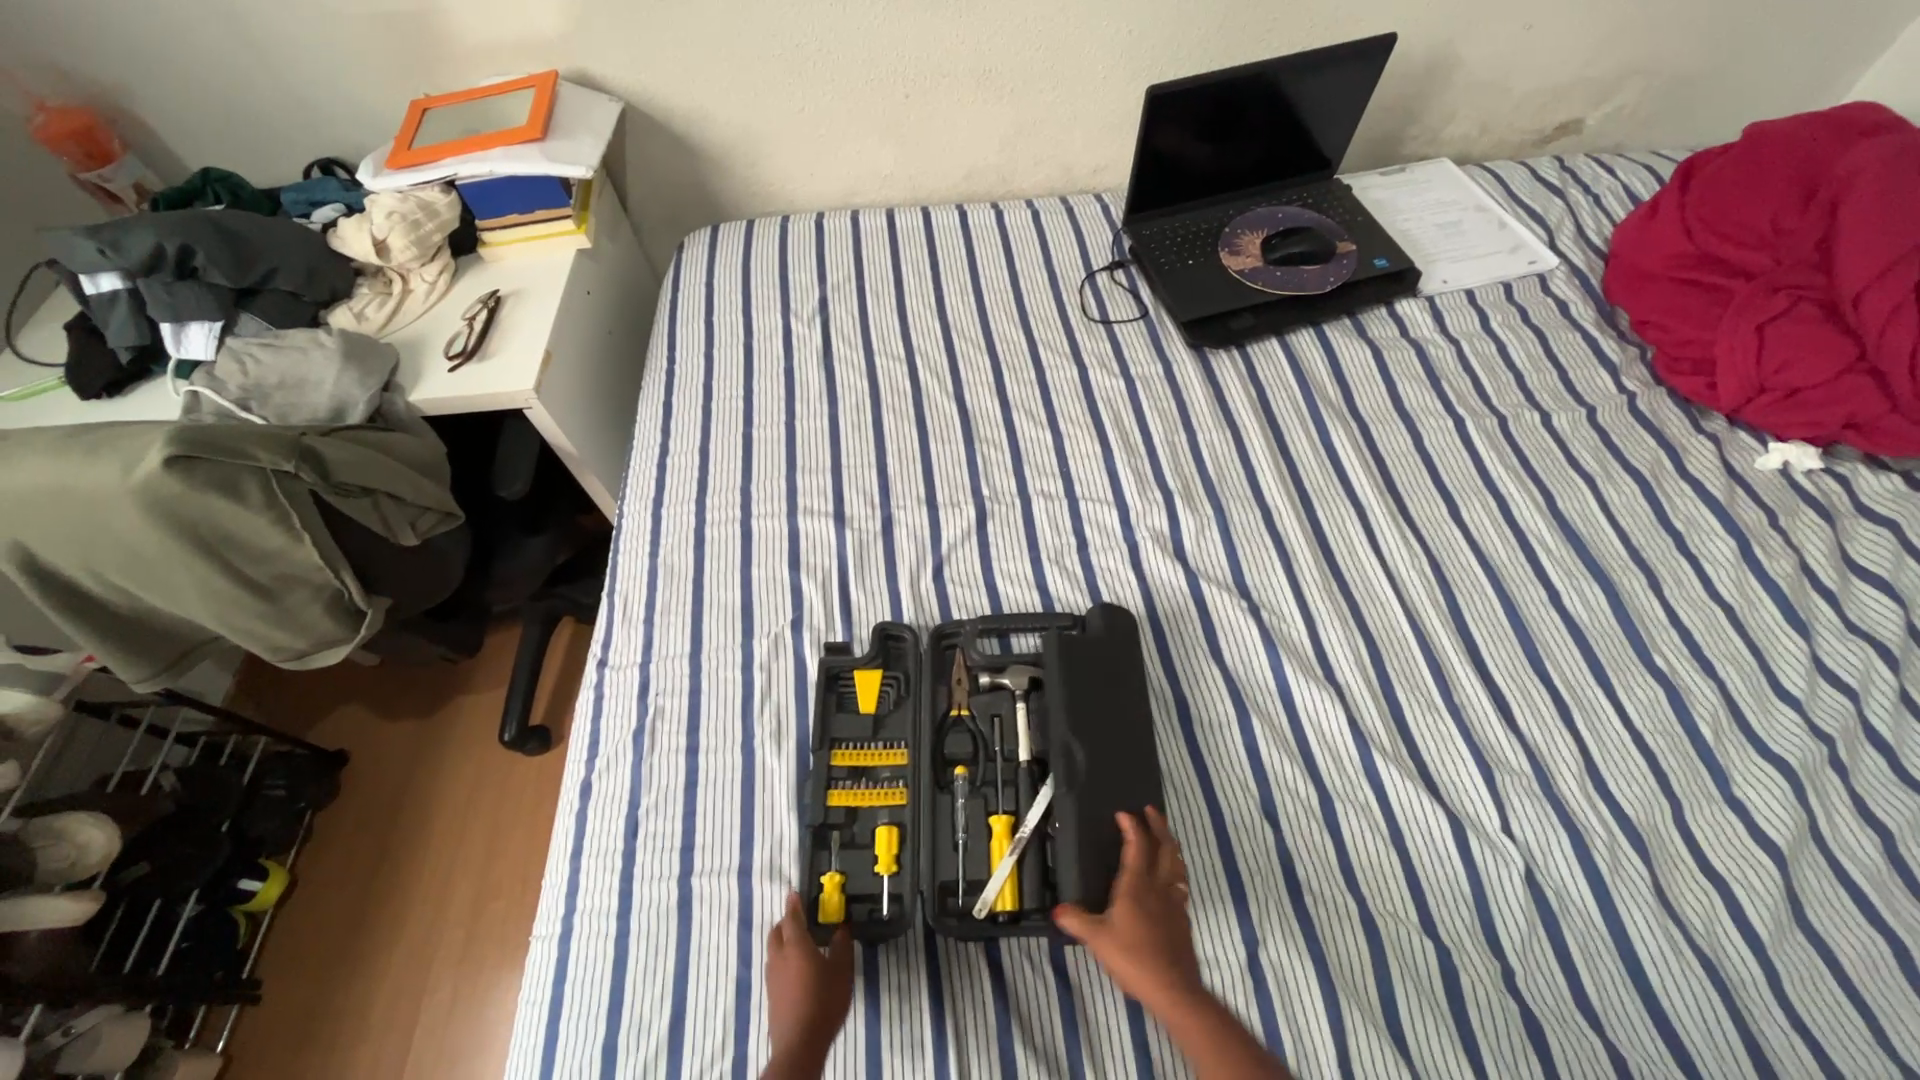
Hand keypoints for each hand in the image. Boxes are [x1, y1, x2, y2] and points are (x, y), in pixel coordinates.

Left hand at [763, 892, 853, 1076]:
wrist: (799, 1043)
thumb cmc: (824, 1001)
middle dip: (786, 921)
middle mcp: (779, 956)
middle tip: (801, 919)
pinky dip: (783, 957)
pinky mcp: (771, 992)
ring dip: (783, 939)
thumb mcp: (842, 971)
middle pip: (777, 931)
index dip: (793, 904)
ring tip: (802, 943)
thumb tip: (842, 927)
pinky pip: (774, 965)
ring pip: (774, 948)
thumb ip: (842, 946)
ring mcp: (772, 976)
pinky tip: (798, 968)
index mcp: (796, 945)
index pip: (791, 917)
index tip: (794, 892)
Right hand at [1053, 806, 1203, 1013]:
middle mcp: (1158, 887)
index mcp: (1136, 885)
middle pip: (1165, 847)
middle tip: (1150, 810)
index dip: (1131, 826)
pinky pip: (1180, 885)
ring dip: (1171, 845)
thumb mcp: (1096, 939)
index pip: (1137, 845)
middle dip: (1159, 825)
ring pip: (1177, 864)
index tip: (1123, 813)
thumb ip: (1076, 921)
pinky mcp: (1183, 919)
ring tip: (1166, 837)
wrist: (1173, 987)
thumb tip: (1056, 910)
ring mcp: (1174, 902)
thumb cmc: (1132, 957)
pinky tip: (1171, 880)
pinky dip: (1176, 872)